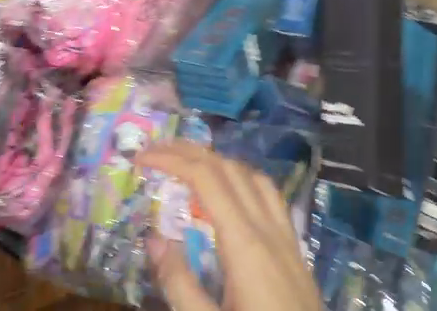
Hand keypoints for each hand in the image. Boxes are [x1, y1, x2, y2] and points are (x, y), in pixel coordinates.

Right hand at [138, 143, 320, 310]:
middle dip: (188, 152)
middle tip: (154, 152)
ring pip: (251, 176)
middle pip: (227, 168)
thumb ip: (179, 284)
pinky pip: (270, 196)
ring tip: (187, 164)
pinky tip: (231, 192)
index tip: (140, 159)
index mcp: (244, 243)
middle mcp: (267, 228)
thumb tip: (152, 238)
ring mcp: (287, 237)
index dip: (171, 160)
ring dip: (216, 161)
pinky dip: (243, 178)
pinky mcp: (296, 250)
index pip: (205, 179)